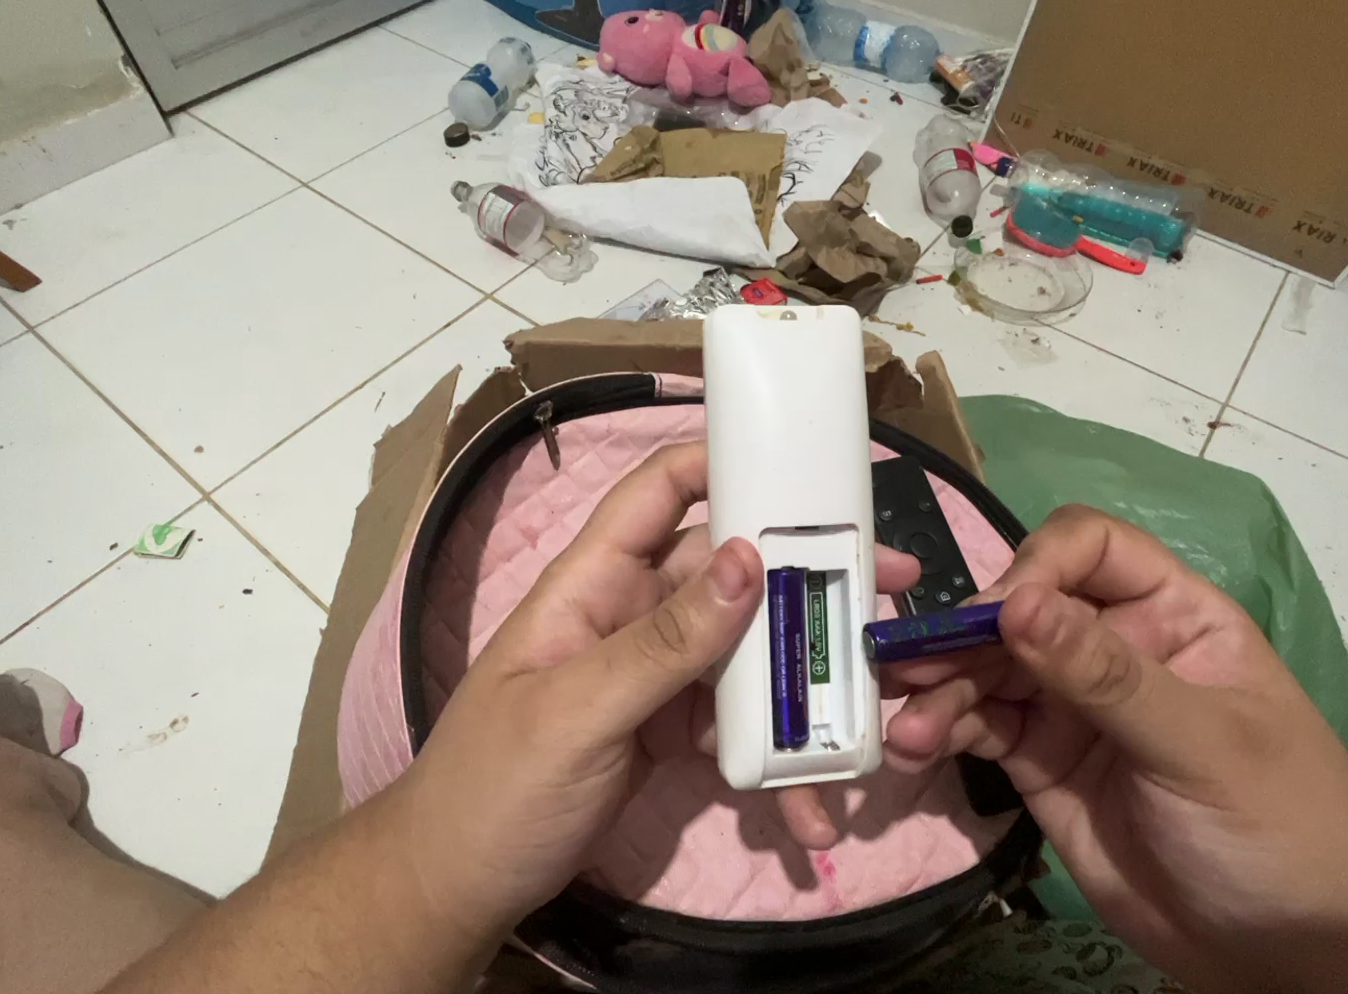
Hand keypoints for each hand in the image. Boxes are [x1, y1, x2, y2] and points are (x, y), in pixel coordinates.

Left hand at [377, 442, 918, 943]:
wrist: (460, 885)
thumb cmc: (495, 785)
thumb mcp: (578, 712)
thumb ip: (663, 643)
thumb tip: (746, 559)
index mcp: (593, 581)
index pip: (657, 491)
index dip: (720, 462)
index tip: (802, 468)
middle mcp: (631, 609)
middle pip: (723, 569)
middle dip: (800, 576)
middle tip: (886, 584)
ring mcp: (655, 669)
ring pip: (741, 644)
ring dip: (800, 673)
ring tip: (870, 700)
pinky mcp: (671, 723)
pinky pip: (734, 713)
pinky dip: (773, 743)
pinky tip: (807, 790)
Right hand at [786, 505, 1347, 992]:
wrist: (1284, 963)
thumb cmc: (1281, 836)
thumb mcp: (1202, 749)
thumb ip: (1104, 675)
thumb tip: (1015, 603)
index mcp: (1168, 617)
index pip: (1091, 549)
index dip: (1038, 564)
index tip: (998, 614)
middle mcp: (1105, 644)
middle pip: (1015, 608)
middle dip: (960, 636)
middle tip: (908, 668)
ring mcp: (1063, 700)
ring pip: (981, 666)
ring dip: (935, 688)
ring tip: (906, 730)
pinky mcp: (1032, 753)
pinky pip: (973, 723)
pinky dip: (937, 730)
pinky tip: (911, 750)